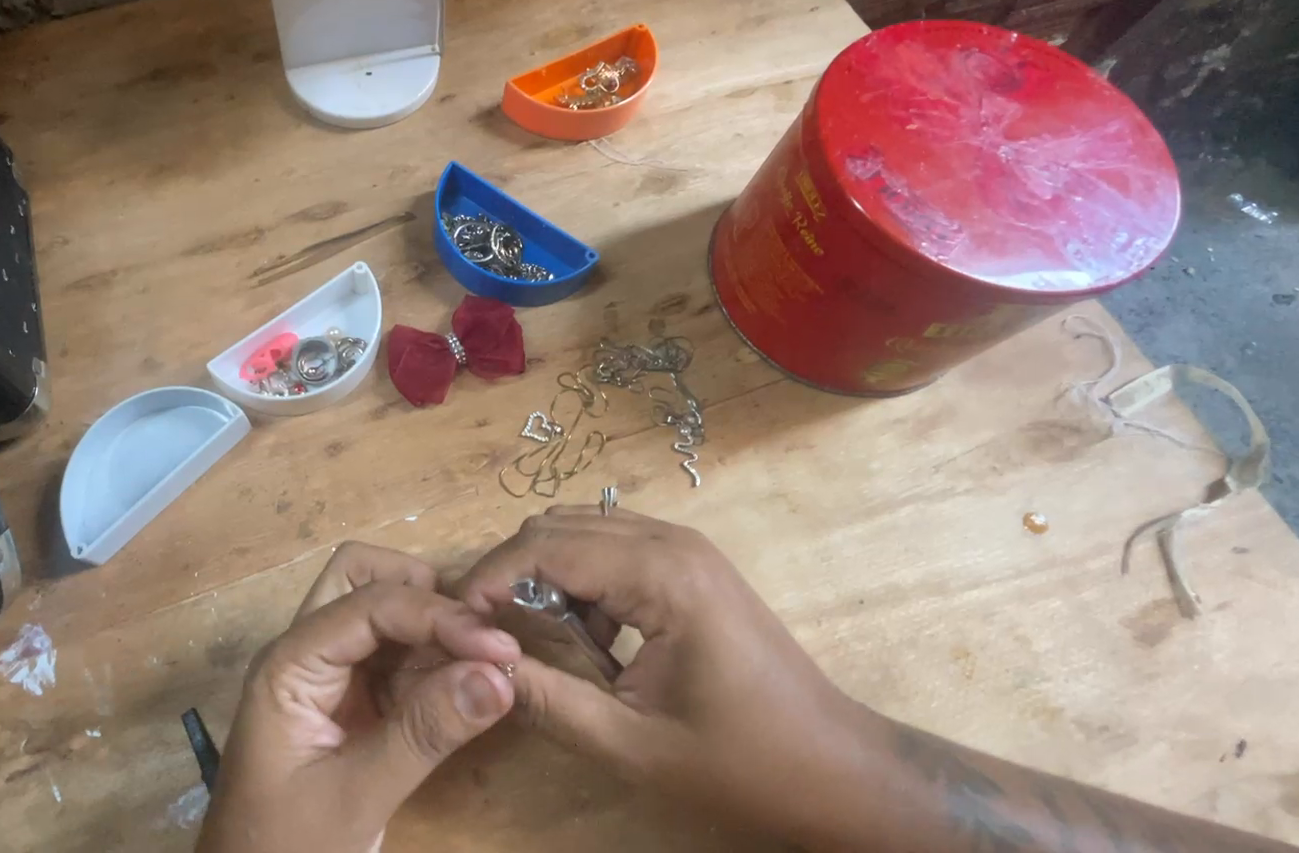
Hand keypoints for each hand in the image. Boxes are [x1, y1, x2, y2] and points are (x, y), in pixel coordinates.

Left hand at [198, 543, 520, 852]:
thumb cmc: (286, 852)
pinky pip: (394, 657)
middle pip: (360, 578)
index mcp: (291, 663)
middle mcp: (307, 651)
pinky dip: (432, 661)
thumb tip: (498, 676)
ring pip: (381, 610)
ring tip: (487, 664)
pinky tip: (467, 687)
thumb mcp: (356, 798)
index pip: (367, 603)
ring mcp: (327, 674)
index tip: (497, 647)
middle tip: (479, 638)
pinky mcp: (350, 701)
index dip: (435, 615)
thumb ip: (423, 733)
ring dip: (433, 627)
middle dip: (422, 593)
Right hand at [455, 507, 882, 843]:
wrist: (842, 772)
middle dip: (512, 573)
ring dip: (546, 575)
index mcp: (661, 575)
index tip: (456, 621)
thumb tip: (479, 661)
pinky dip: (580, 580)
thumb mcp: (633, 747)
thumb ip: (548, 700)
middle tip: (487, 630)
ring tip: (540, 639)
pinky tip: (591, 638)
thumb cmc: (742, 766)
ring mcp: (682, 545)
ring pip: (579, 529)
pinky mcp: (687, 561)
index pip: (545, 548)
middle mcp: (669, 540)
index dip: (491, 579)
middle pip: (557, 527)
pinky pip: (609, 546)